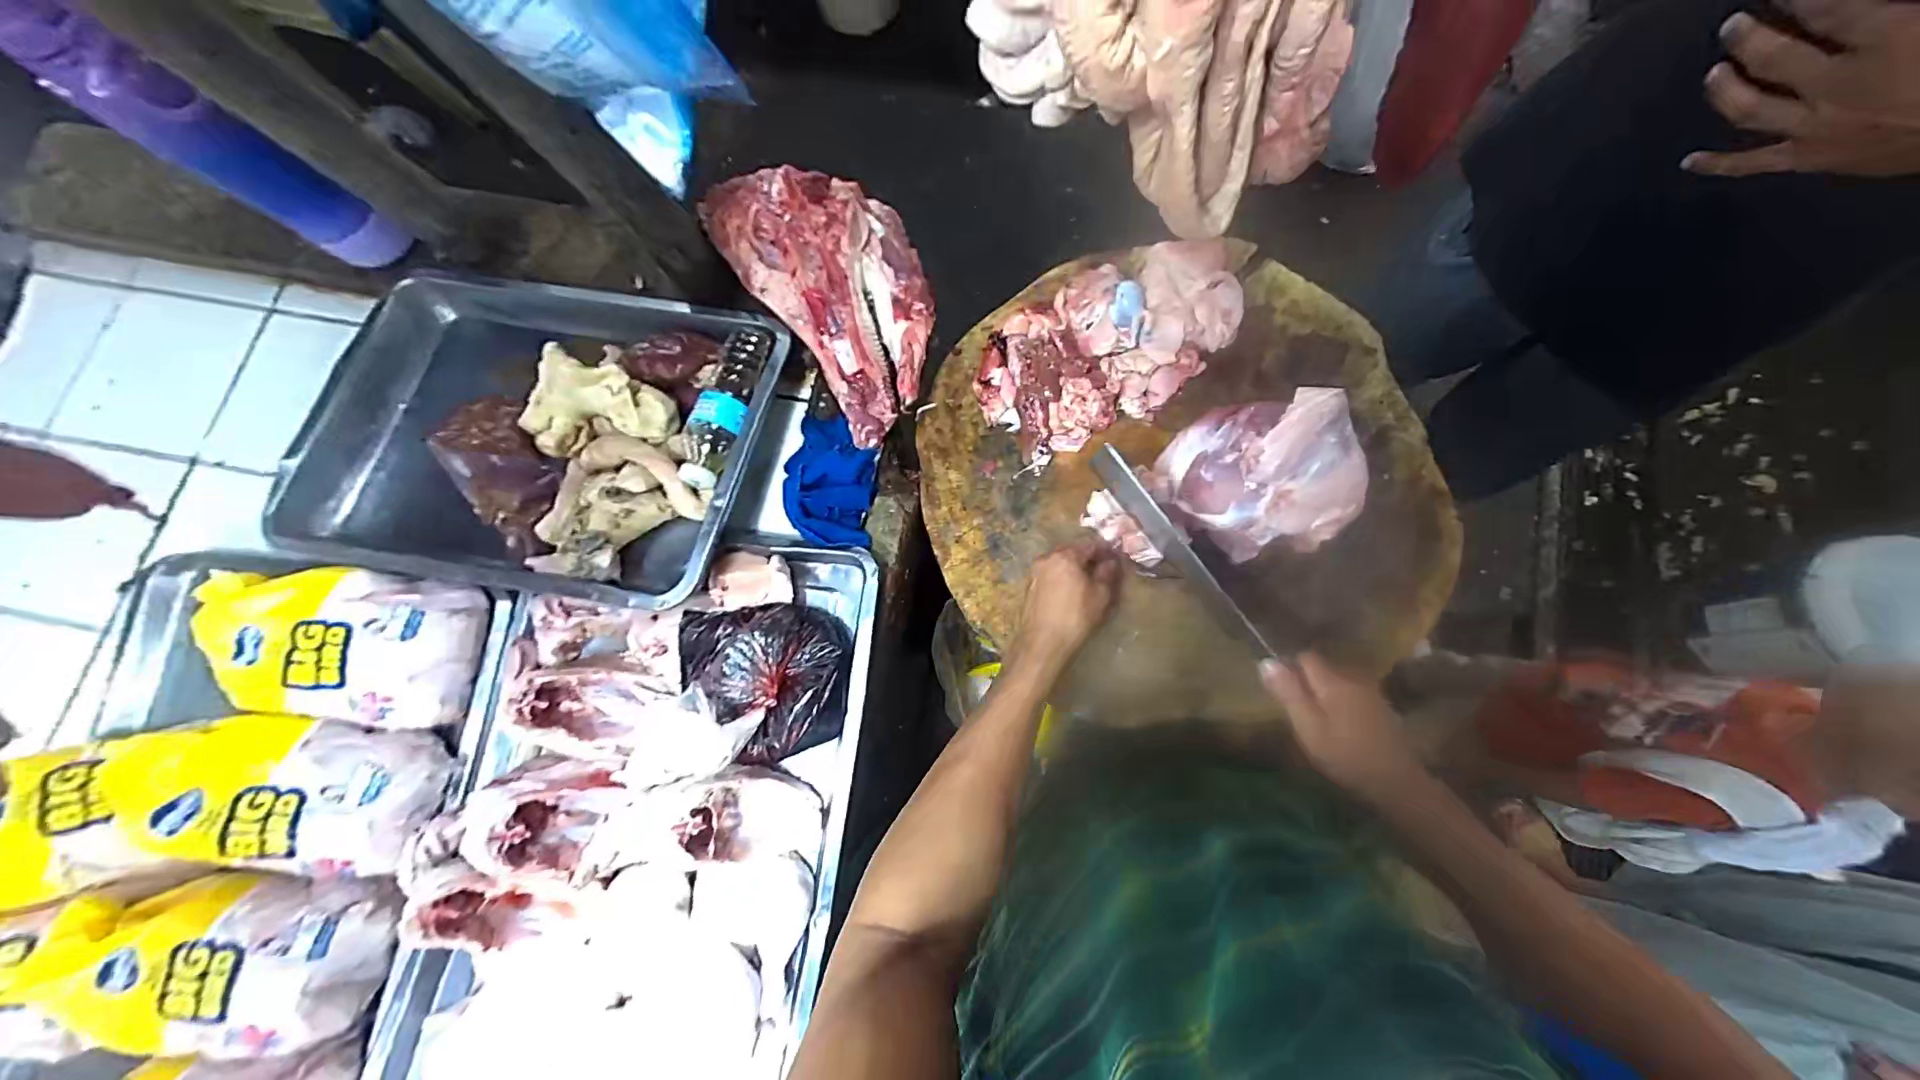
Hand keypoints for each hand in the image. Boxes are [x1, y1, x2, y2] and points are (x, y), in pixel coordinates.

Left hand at [1011, 540, 1121, 669]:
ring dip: (1074, 569)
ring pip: (1060, 563)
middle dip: (1089, 559)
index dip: (1106, 551)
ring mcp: (1034, 572)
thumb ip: (1107, 572)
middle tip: (1103, 572)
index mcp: (1065, 556)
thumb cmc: (1076, 617)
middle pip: (1072, 552)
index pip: (1090, 544)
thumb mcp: (1101, 595)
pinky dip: (1062, 578)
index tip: (1116, 560)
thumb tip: (1111, 561)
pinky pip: (1050, 575)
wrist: (1043, 643)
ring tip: (1087, 584)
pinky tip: (1070, 593)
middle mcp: (1046, 558)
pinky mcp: (1029, 587)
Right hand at [1259, 653, 1422, 792]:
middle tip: (1295, 709)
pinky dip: (1340, 704)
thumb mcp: (1308, 727)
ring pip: (1338, 683)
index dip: (1290, 666)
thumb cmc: (1345, 755)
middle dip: (1307, 681)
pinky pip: (1352, 696)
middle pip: (1323, 669)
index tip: (1280, 688)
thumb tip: (1266, 661)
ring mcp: (1372, 694)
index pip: (1306, 657)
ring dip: (1324, 694)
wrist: (1398, 783)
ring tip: (1315, 719)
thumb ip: (1288, 693)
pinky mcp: (1382, 710)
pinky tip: (1339, 727)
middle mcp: (1354, 680)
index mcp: (1333, 682)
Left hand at [1683, 0, 1919, 176]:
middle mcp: (1835, 85)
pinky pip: (1751, 164)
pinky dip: (1716, 164)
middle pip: (1774, 59)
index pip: (1827, 11)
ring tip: (1712, 75)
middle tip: (1730, 27)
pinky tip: (1689, 162)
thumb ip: (1902, 8)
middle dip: (1748, 40)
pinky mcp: (1809, 158)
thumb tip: (1873, 8)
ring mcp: (1814, 126)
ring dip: (1725, 92)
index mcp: (1885, 38)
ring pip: (1750, 109)